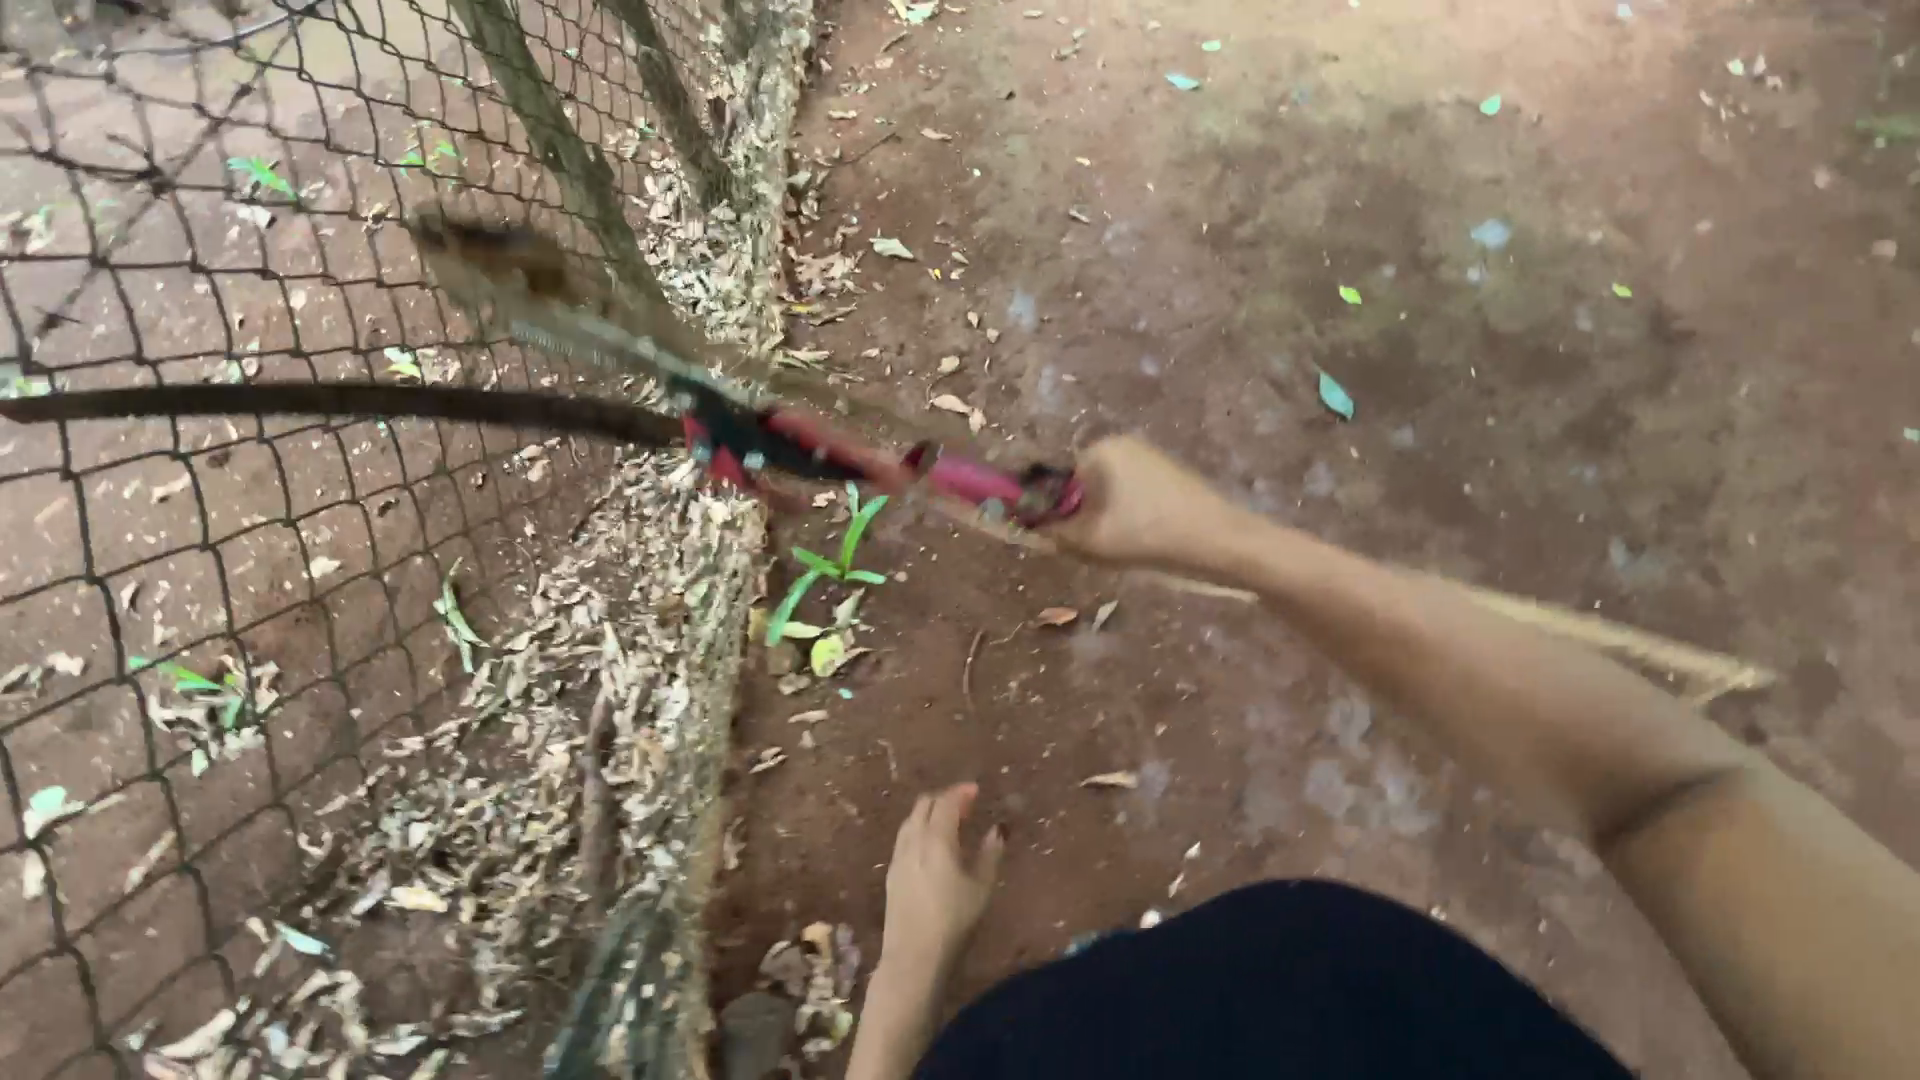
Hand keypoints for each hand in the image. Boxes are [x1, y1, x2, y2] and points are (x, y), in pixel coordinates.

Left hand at [879, 783, 1004, 978]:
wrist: (913, 955)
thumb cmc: (954, 920)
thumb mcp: (981, 887)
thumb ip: (990, 853)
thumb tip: (998, 829)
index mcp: (936, 838)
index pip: (947, 802)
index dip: (961, 792)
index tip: (975, 790)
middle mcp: (913, 840)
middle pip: (924, 805)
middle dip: (944, 798)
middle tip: (965, 805)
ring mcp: (899, 856)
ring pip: (911, 820)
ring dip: (930, 812)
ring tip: (949, 822)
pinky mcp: (892, 873)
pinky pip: (905, 837)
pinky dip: (919, 828)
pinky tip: (931, 845)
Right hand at [1044, 435, 1250, 568]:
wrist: (1218, 541)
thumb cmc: (1147, 535)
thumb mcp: (1089, 540)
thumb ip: (1051, 531)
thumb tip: (1028, 526)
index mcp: (1098, 450)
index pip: (1051, 476)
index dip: (1042, 507)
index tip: (1046, 534)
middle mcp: (1119, 444)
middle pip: (1075, 483)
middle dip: (1073, 514)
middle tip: (1083, 546)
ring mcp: (1145, 456)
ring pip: (1100, 492)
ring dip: (1097, 518)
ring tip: (1111, 546)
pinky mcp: (1163, 473)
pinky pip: (1124, 493)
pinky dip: (1120, 515)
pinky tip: (1134, 539)